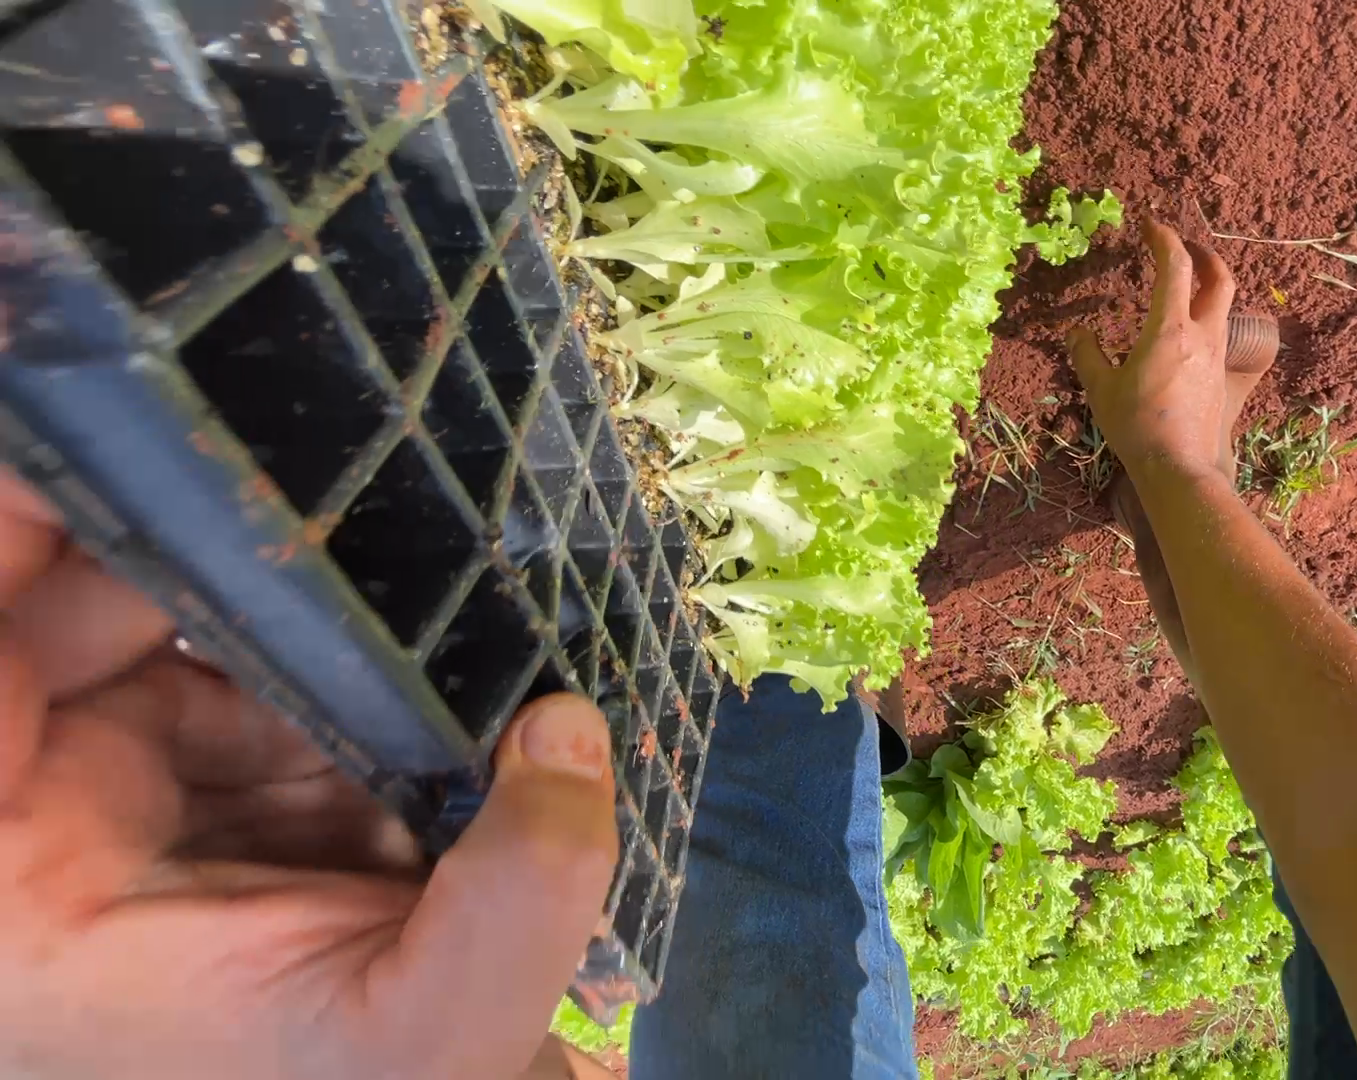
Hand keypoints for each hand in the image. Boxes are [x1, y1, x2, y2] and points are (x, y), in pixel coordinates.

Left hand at [0, 469, 617, 1078]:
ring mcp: (156, 777)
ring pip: (169, 617)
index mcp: (14, 896)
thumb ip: (522, 883)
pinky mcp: (251, 758)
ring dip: (256, 560)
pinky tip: (399, 585)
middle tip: (270, 438)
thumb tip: (566, 725)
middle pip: (51, 619)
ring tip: (352, 495)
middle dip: (150, 521)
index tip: (75, 421)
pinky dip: (331, 612)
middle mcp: (52, 821)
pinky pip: (268, 649)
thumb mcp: (450, 1017)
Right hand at [1066, 219, 1235, 477]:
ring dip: (1209, 284)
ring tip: (1187, 286)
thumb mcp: (1101, 390)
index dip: (1163, 238)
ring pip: (1224, 304)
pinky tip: (1188, 334)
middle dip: (1203, 253)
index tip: (1149, 225)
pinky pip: (1219, 333)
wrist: (1179, 467)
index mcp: (1169, 329)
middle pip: (1219, 277)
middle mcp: (1201, 335)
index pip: (1174, 266)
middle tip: (1183, 248)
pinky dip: (1207, 317)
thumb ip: (1087, 355)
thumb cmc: (1136, 426)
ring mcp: (1216, 356)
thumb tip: (1076, 332)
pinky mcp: (1220, 377)